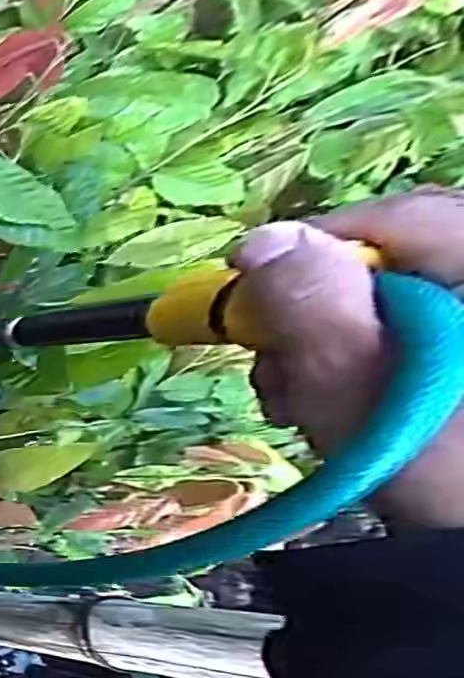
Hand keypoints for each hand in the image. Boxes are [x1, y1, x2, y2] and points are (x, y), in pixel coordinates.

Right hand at [233, 187, 463, 528]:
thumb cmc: (441, 458)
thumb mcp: (357, 381)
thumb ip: (311, 304)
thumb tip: (261, 242)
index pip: (400, 219)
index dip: (307, 248)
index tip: (236, 295)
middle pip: (398, 262)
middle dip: (312, 311)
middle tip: (275, 367)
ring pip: (398, 302)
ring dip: (328, 345)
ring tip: (306, 398)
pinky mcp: (457, 358)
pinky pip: (415, 333)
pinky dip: (362, 363)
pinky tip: (346, 402)